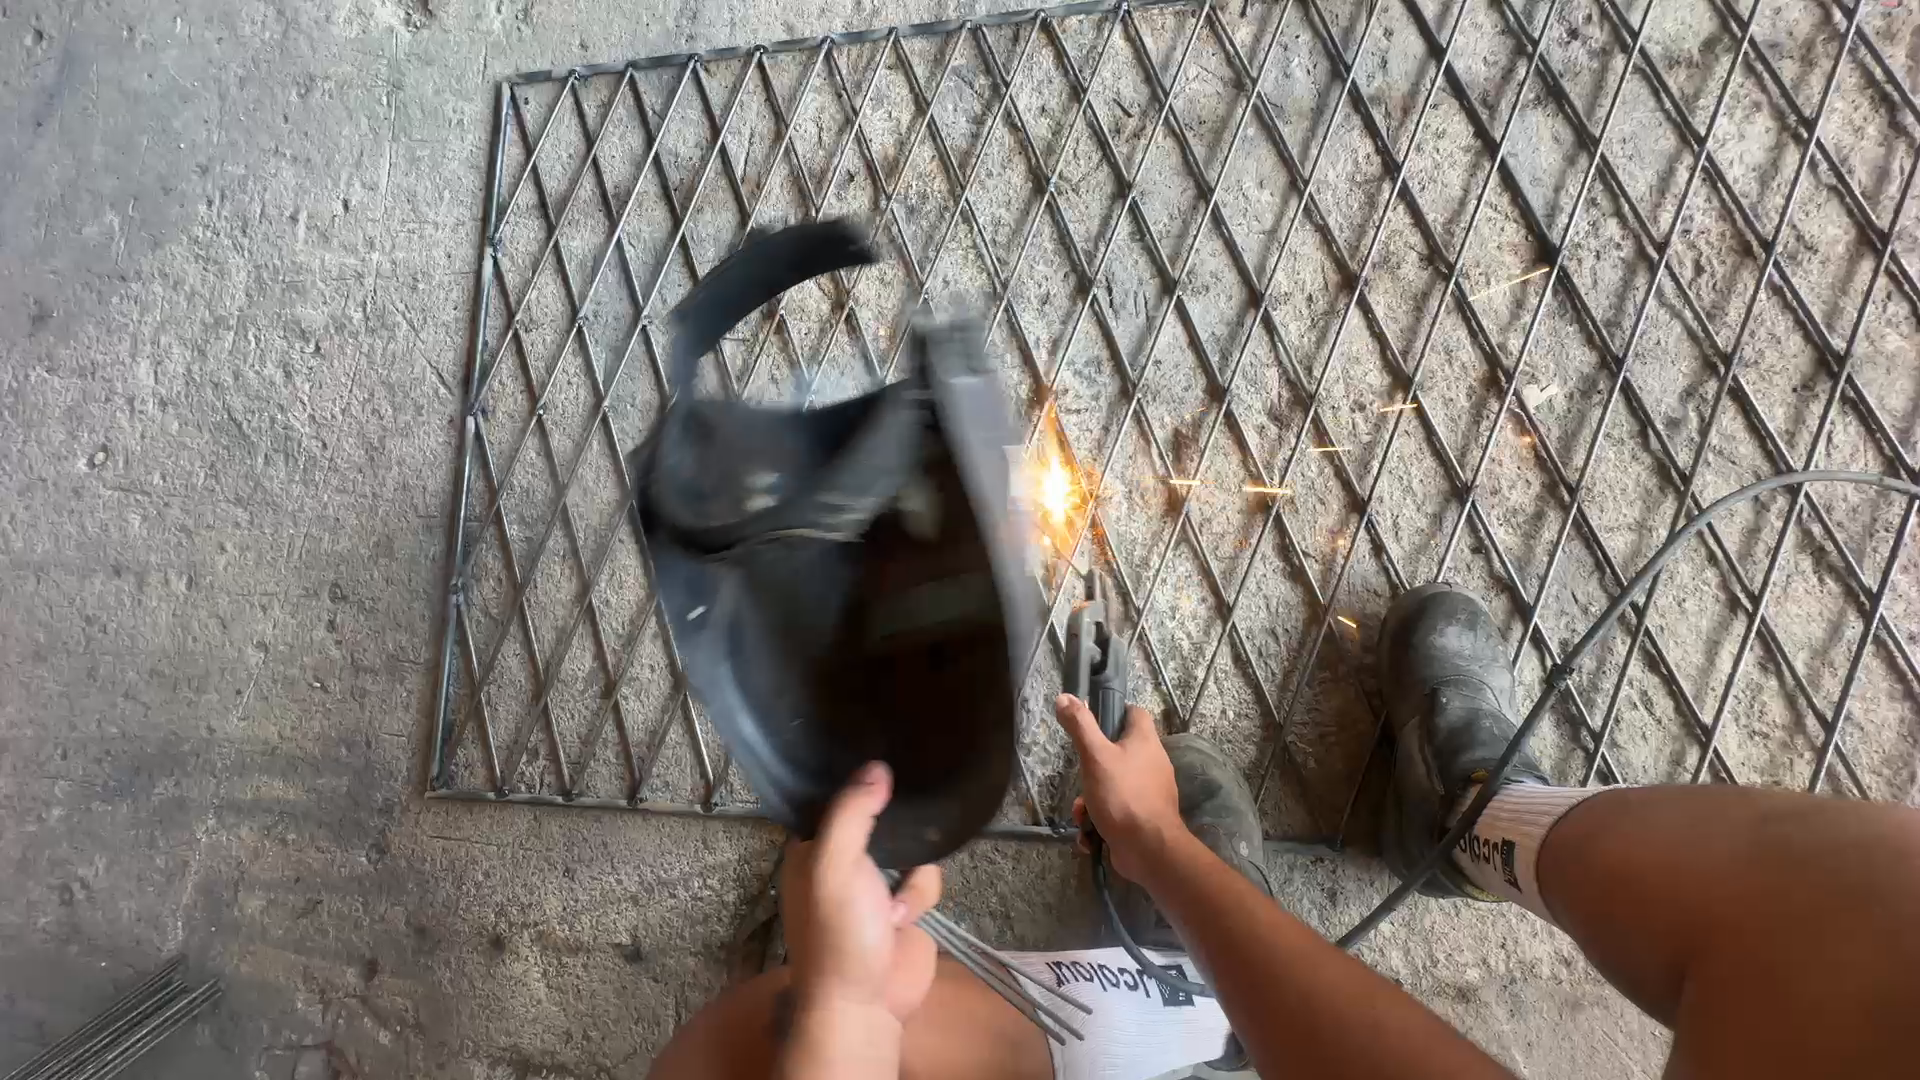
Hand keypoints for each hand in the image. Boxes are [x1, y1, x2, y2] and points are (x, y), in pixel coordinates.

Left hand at [780, 762, 942, 1024]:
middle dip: (895, 829)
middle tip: (903, 827)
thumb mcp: (835, 865)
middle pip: (880, 818)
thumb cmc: (838, 932)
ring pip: (911, 846)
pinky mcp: (904, 904)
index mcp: (813, 848)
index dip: (857, 783)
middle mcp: (842, 861)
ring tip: (894, 901)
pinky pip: (926, 876)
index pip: (836, 798)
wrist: (868, 1004)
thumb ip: (853, 813)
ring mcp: (875, 884)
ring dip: (910, 871)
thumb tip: (877, 767)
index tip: (882, 761)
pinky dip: (921, 894)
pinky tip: (904, 917)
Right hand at [1054, 693, 1185, 882]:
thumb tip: (1064, 697)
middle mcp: (1152, 763)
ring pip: (1112, 785)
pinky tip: (1089, 833)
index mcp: (1145, 741)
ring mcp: (1149, 792)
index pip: (1134, 713)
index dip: (1113, 712)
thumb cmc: (1122, 795)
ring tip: (1081, 813)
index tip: (1092, 722)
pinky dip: (1099, 820)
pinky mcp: (1143, 817)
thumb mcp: (1095, 756)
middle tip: (1080, 775)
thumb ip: (1080, 726)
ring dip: (1090, 799)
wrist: (1149, 850)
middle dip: (1091, 768)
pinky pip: (1116, 810)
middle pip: (1118, 752)